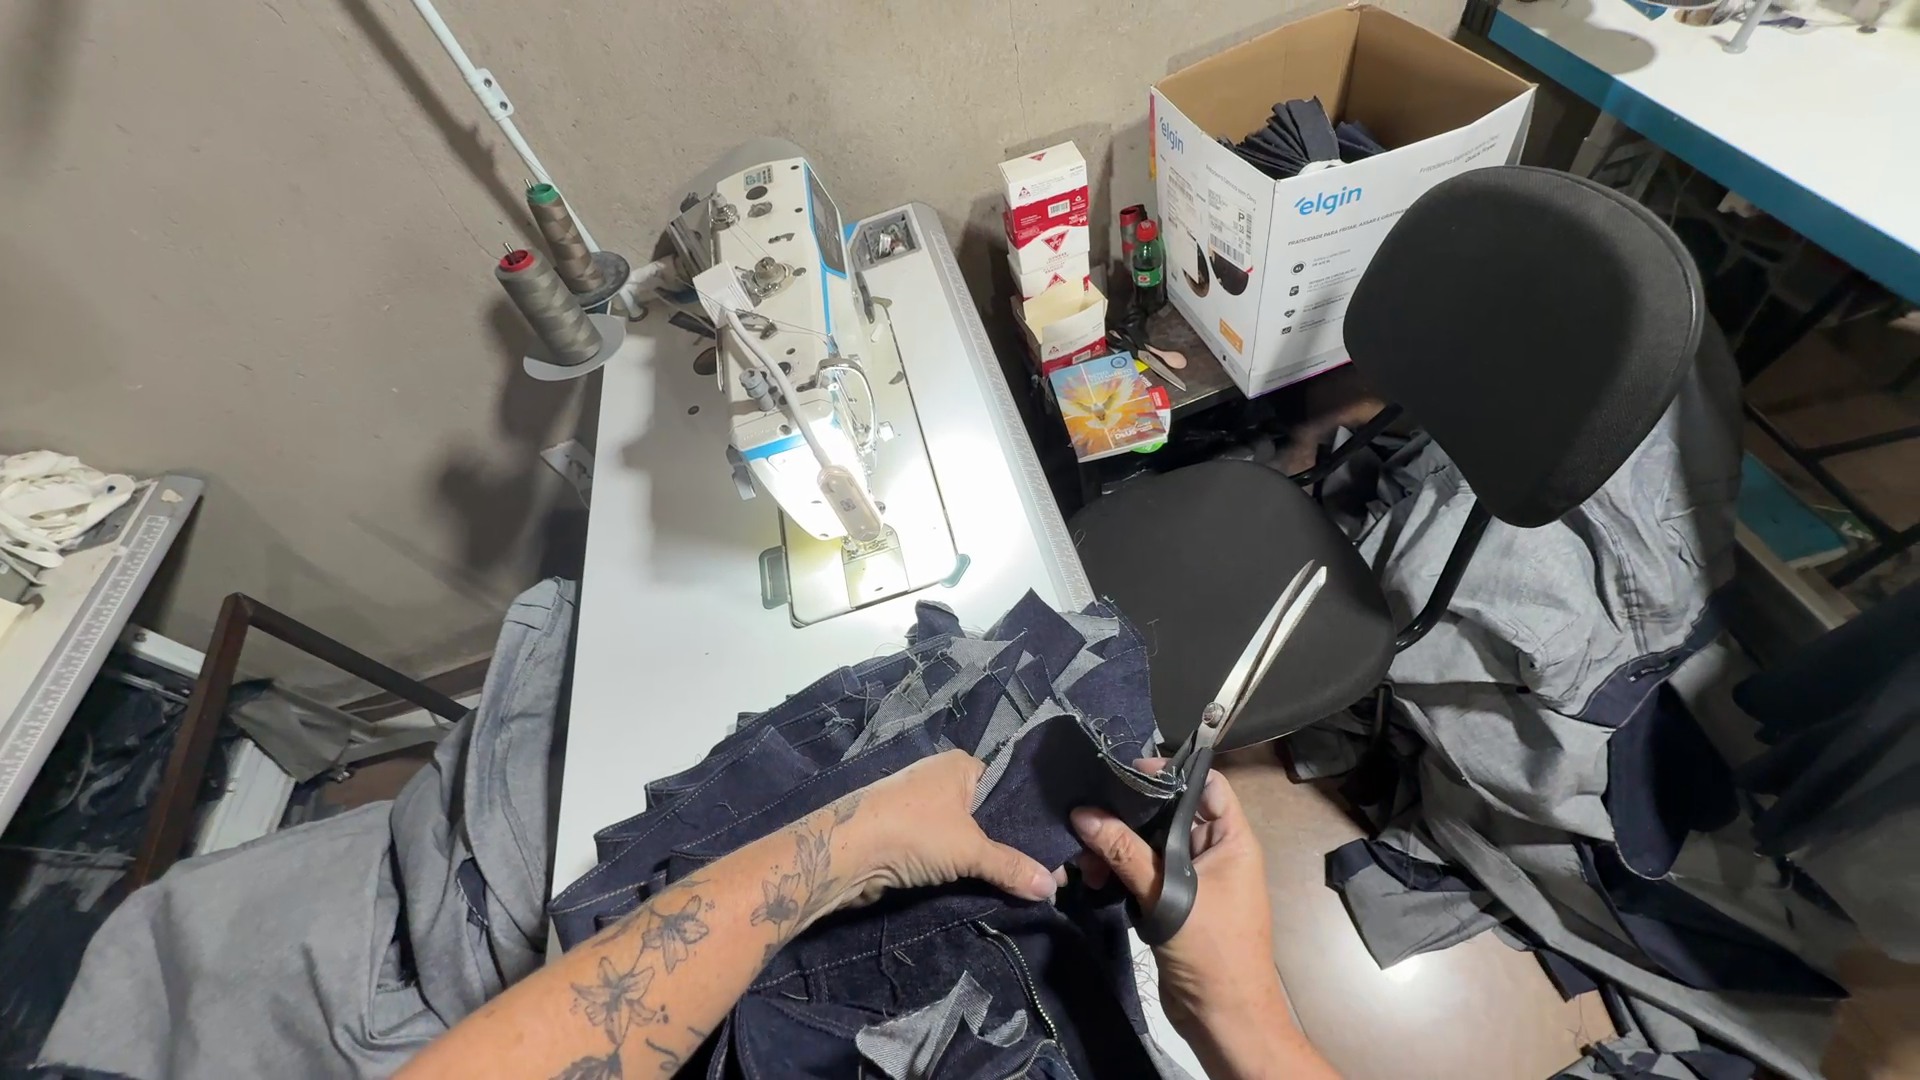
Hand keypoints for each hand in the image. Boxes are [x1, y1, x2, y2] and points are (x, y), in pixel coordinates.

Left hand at [828, 749, 1056, 914]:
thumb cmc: (914, 831)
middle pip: (991, 815)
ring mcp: (925, 807)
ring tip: (1027, 886)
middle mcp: (945, 780)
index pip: (1009, 789)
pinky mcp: (911, 835)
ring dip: (989, 861)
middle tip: (1050, 877)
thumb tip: (1054, 886)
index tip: (1060, 851)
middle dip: (1014, 846)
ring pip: (970, 836)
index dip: (1033, 821)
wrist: (847, 852)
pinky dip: (966, 868)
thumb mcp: (970, 849)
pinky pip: (950, 851)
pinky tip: (990, 887)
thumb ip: (1011, 866)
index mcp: (962, 765)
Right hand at [1073, 762, 1331, 1079]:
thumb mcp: (1169, 895)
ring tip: (1084, 856)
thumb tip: (1082, 813)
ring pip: (1150, 843)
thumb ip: (1125, 850)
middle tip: (1090, 809)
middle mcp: (1213, 851)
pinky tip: (1091, 875)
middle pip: (1169, 811)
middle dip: (1129, 812)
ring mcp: (1193, 877)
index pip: (1207, 784)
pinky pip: (1143, 870)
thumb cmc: (1213, 953)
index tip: (1128, 772)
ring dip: (1116, 846)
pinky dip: (1119, 870)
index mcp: (1231, 841)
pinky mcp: (1173, 901)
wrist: (1225, 1024)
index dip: (1171, 772)